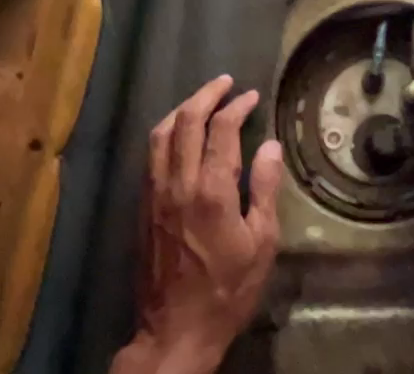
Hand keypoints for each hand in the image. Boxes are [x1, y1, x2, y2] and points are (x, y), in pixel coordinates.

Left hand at [117, 76, 282, 373]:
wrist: (176, 331)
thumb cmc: (227, 289)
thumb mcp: (261, 242)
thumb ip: (264, 189)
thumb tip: (269, 146)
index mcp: (212, 191)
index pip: (221, 130)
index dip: (237, 106)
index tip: (251, 95)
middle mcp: (179, 184)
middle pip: (185, 122)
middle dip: (206, 95)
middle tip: (225, 83)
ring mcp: (155, 195)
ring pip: (160, 135)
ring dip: (181, 110)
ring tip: (201, 100)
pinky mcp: (143, 207)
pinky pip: (151, 156)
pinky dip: (166, 133)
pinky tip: (178, 134)